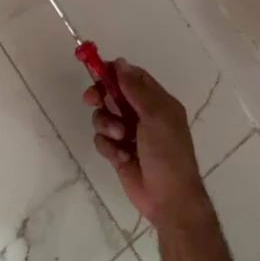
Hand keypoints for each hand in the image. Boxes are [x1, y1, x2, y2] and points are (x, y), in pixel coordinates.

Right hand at [88, 61, 210, 227]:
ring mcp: (129, 134)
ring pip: (104, 117)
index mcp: (158, 102)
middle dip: (101, 96)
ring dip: (106, 125)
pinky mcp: (118, 152)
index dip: (114, 71)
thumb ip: (136, 89)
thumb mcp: (156, 116)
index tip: (95, 69)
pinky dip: (108, 147)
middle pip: (113, 94)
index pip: (133, 77)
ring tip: (118, 138)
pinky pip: (102, 140)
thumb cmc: (167, 153)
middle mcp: (143, 115)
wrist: (168, 198)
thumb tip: (120, 62)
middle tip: (91, 100)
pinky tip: (121, 157)